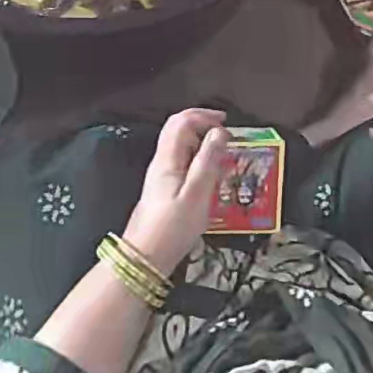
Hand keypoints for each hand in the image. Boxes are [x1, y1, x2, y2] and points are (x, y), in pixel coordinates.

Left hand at [123, 109, 228, 269]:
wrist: (146, 256)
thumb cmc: (172, 228)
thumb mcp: (197, 194)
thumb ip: (208, 161)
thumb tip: (219, 133)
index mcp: (168, 159)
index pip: (182, 122)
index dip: (203, 116)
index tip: (225, 123)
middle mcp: (161, 162)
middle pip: (177, 128)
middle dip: (201, 122)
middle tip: (224, 128)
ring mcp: (160, 174)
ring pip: (178, 144)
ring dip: (199, 138)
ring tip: (221, 148)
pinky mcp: (163, 187)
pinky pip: (180, 160)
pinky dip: (196, 155)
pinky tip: (208, 169)